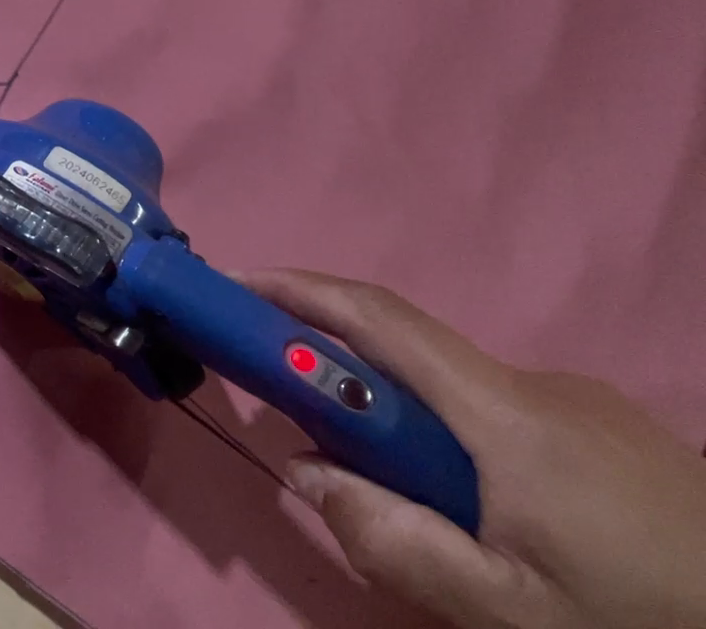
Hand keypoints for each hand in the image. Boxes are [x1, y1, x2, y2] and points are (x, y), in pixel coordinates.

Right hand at [240, 268, 705, 628]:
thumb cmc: (650, 622)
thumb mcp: (506, 611)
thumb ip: (389, 538)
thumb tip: (303, 467)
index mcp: (510, 415)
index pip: (379, 318)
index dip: (296, 288)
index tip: (231, 286)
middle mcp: (544, 388)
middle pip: (409, 361)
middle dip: (342, 383)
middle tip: (311, 442)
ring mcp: (589, 409)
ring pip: (456, 397)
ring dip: (403, 427)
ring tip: (412, 507)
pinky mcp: (620, 437)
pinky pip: (502, 418)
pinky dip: (455, 443)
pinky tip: (483, 515)